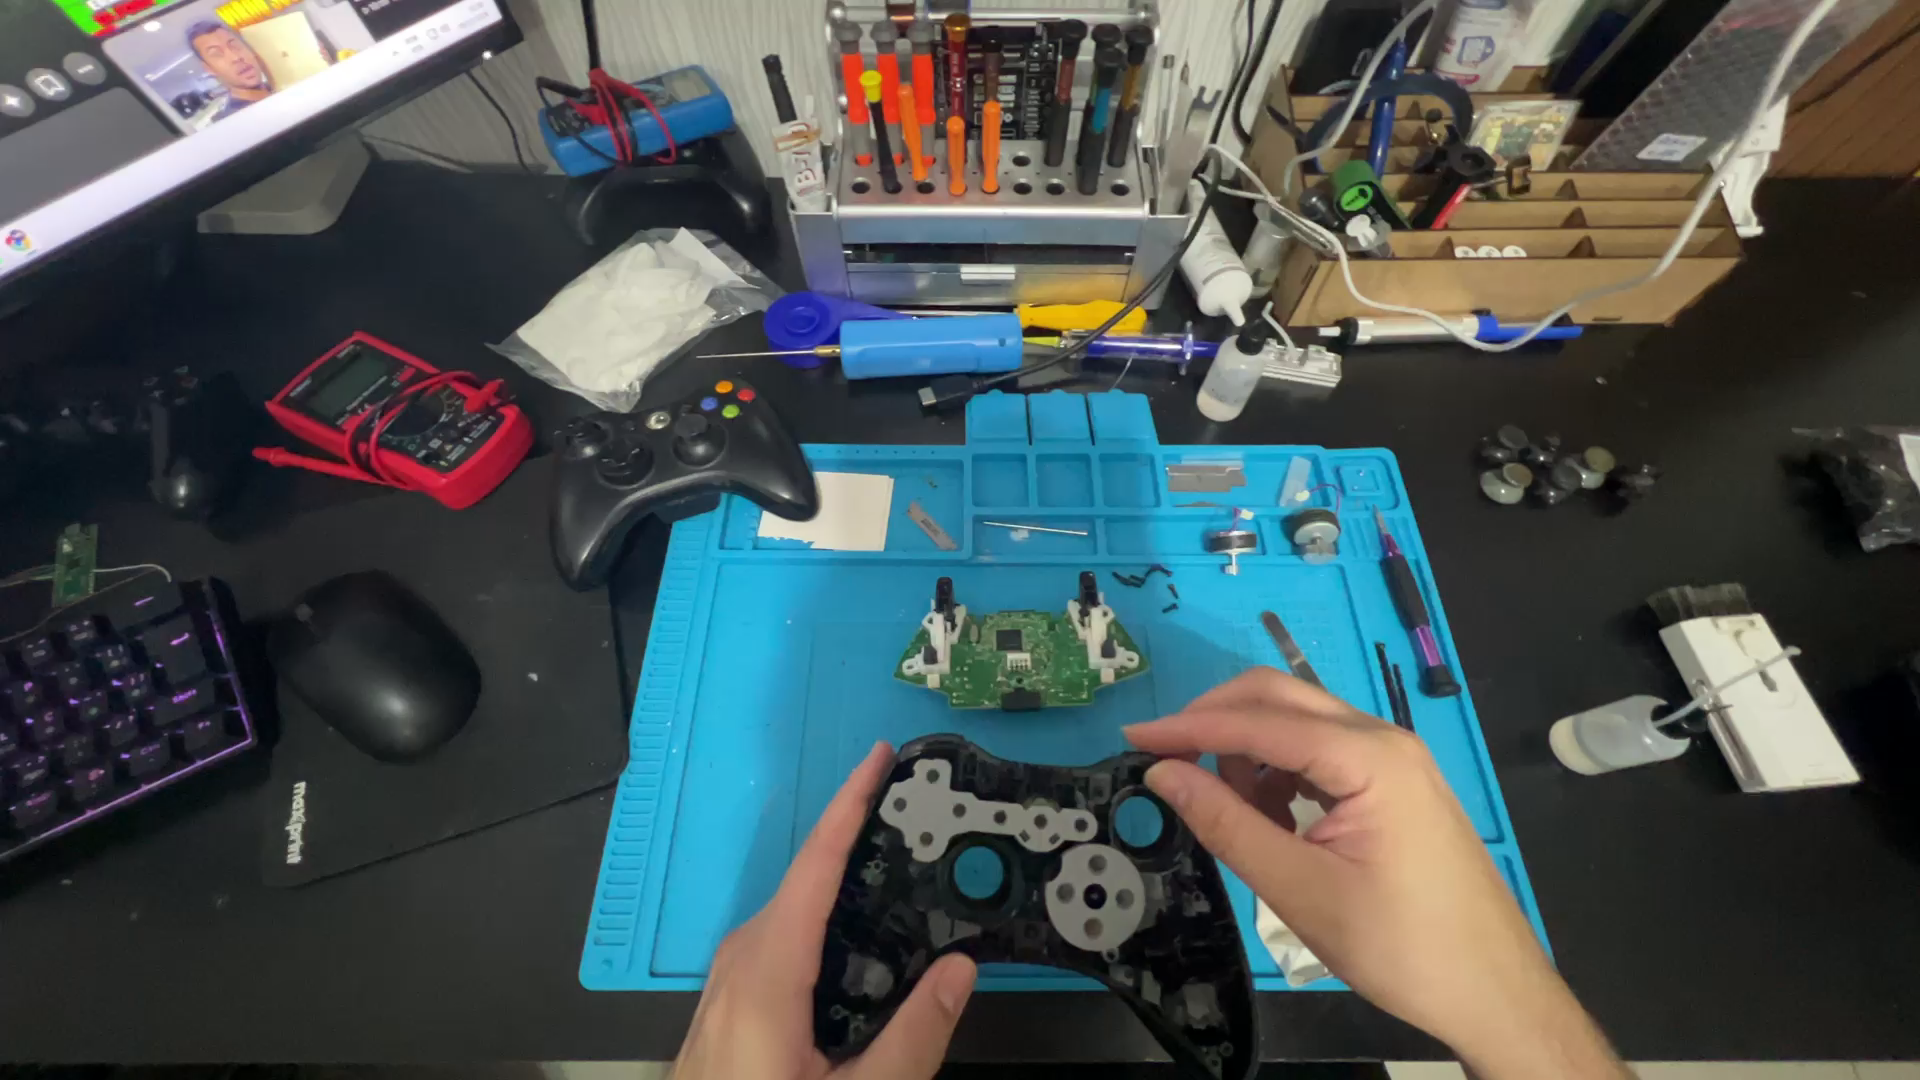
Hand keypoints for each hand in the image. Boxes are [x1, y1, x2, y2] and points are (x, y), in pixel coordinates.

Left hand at [673, 742, 978, 1079]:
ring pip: (792, 909)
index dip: (849, 802)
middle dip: (857, 835)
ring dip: (840, 876)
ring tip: (896, 863)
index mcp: (768, 971)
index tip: (878, 756)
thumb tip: (964, 968)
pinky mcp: (729, 1003)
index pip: (816, 863)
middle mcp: (741, 960)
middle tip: (913, 814)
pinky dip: (822, 914)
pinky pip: (781, 936)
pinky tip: (855, 936)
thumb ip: (914, 1037)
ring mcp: (728, 982)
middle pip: (805, 878)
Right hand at [1126, 669, 1627, 1079]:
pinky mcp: (1389, 778)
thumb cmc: (1404, 948)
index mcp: (1368, 757)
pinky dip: (1277, 771)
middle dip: (1214, 720)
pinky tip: (1272, 818)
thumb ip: (1226, 823)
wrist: (1501, 998)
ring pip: (1294, 720)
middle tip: (1168, 759)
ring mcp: (1390, 755)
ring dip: (1247, 750)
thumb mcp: (1300, 890)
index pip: (1257, 722)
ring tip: (1232, 810)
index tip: (1134, 738)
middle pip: (1277, 697)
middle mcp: (1381, 737)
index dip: (1188, 727)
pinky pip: (1316, 749)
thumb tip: (1161, 773)